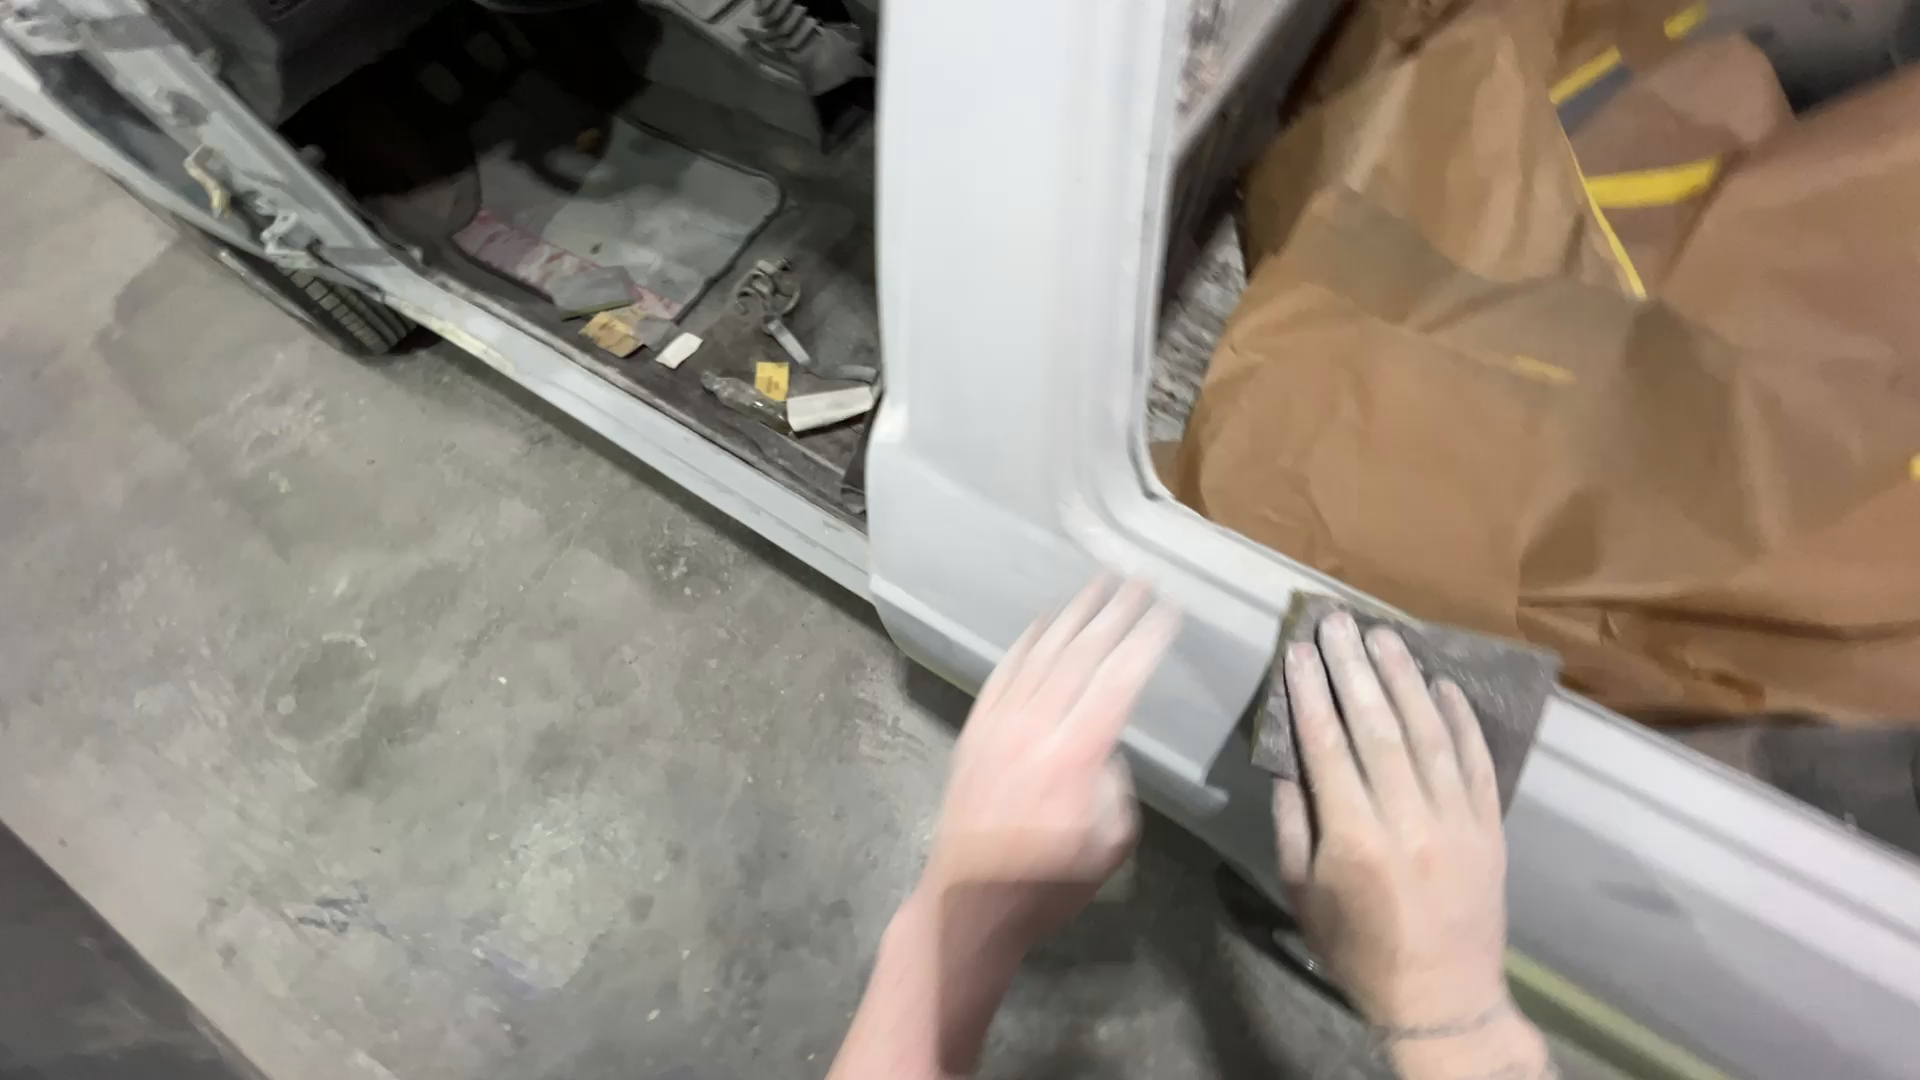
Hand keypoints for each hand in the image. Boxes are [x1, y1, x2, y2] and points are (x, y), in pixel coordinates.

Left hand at [920, 579, 1179, 953]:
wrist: (972, 897)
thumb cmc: (1050, 881)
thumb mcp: (1112, 842)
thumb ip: (1117, 781)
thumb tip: (1106, 743)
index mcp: (1077, 753)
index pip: (1120, 678)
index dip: (1147, 639)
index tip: (1168, 610)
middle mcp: (1037, 723)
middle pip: (1082, 653)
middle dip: (1115, 612)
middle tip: (1139, 580)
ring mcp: (1001, 720)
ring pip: (1041, 653)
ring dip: (1072, 615)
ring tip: (1098, 584)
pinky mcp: (976, 726)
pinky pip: (1003, 671)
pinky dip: (1026, 641)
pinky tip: (1043, 621)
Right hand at [1273, 611, 1509, 1032]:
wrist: (1445, 1002)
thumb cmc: (1356, 946)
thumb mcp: (1300, 889)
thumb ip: (1292, 820)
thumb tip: (1288, 761)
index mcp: (1354, 838)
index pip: (1327, 746)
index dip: (1309, 693)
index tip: (1297, 651)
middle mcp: (1409, 821)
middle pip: (1378, 728)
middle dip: (1353, 668)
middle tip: (1338, 622)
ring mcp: (1458, 824)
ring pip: (1430, 736)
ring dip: (1405, 680)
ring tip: (1385, 635)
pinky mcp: (1490, 831)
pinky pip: (1478, 765)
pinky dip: (1463, 720)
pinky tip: (1443, 683)